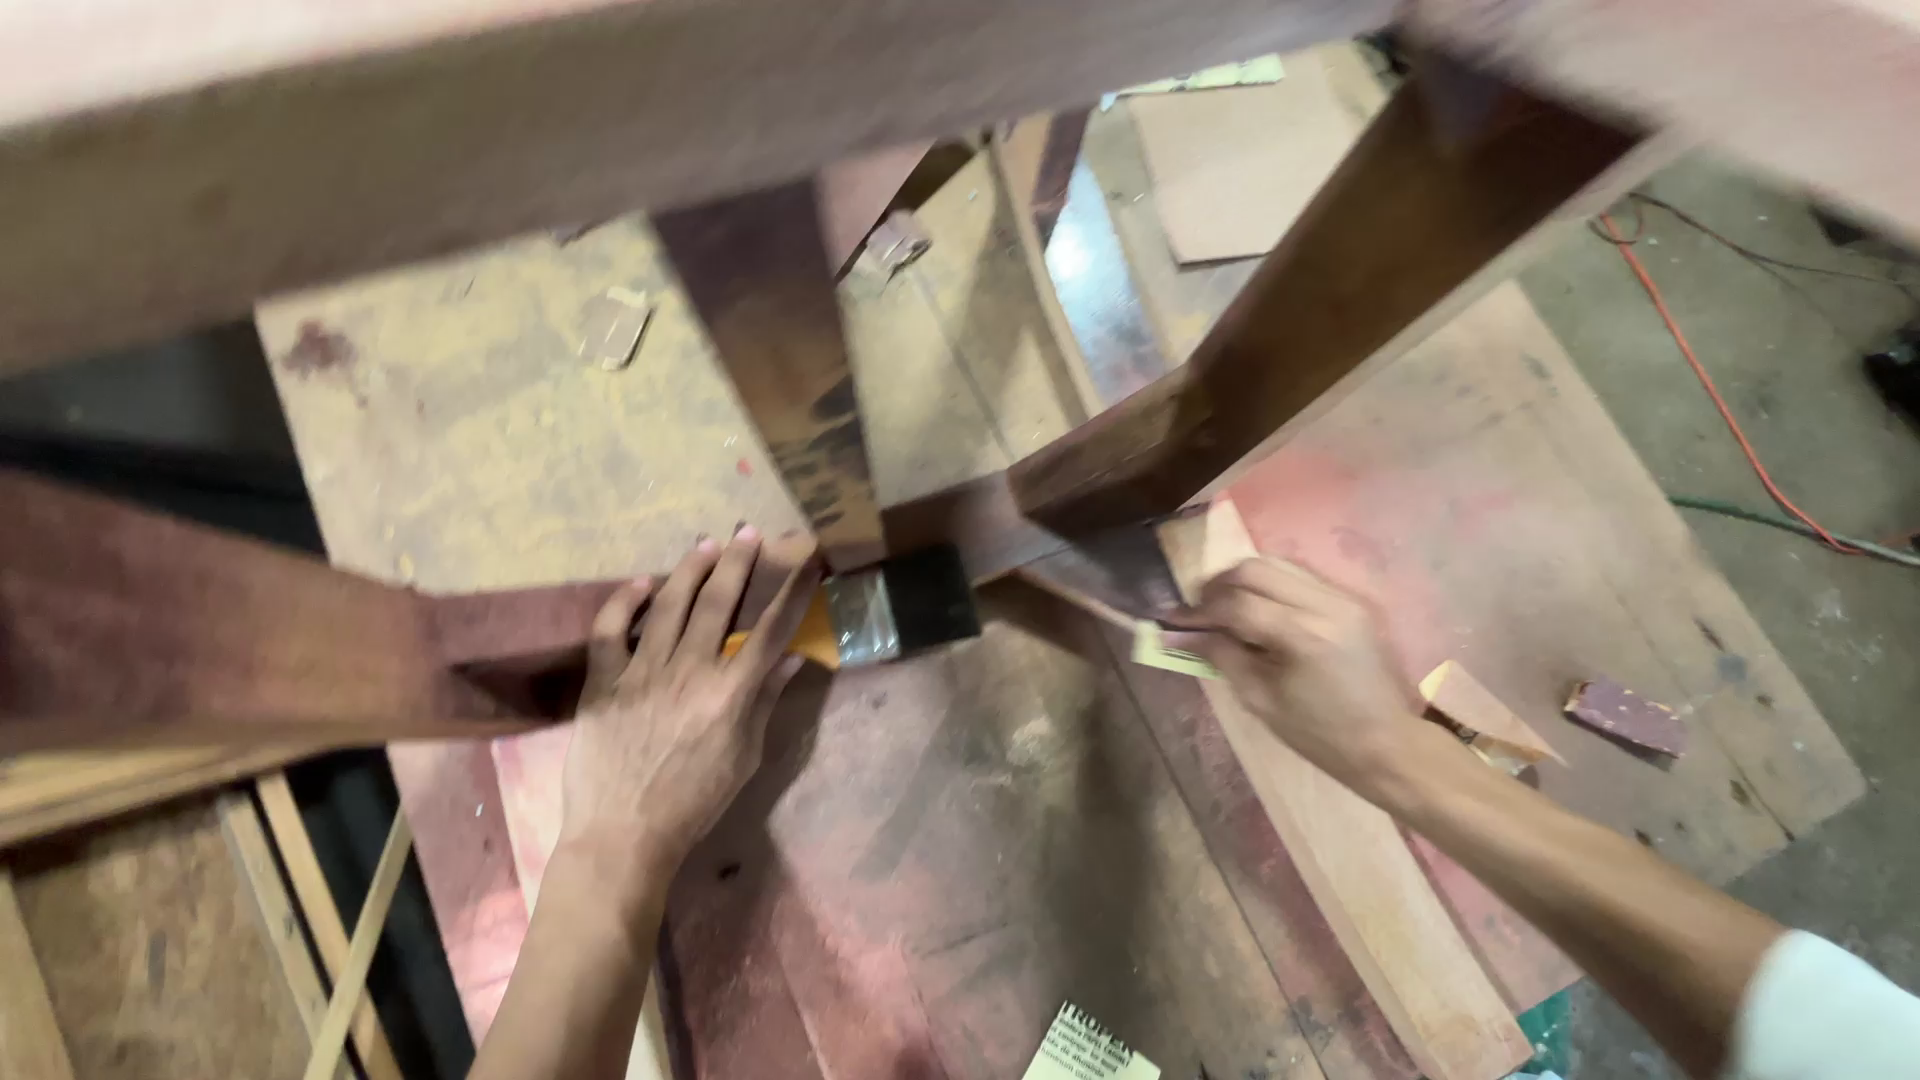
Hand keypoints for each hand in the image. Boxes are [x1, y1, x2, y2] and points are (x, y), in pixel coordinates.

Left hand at [559, 526, 822, 873]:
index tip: (806, 561)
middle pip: (720, 603)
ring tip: (705, 546)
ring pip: (669, 606)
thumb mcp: (746, 757)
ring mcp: (642, 673)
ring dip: (690, 571)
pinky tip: (641, 584)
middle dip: (738, 563)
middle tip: (747, 532)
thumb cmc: (696, 801)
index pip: (772, 629)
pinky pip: (610, 631)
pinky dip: (624, 602)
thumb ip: (765, 702)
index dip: (793, 591)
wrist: (624, 835)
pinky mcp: (602, 682)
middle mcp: (689, 671)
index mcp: (731, 693)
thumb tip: (789, 658)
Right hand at [1171, 556, 1424, 797]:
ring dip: (1242, 580)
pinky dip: (1267, 585)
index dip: (1199, 610)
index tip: (1173, 620)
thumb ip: (1219, 655)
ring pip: (1275, 565)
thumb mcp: (1259, 699)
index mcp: (1303, 634)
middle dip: (1217, 585)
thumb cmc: (1319, 733)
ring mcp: (1342, 597)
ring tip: (1223, 607)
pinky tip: (1255, 610)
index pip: (1237, 603)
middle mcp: (1325, 604)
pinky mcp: (1349, 600)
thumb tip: (1176, 632)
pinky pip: (1296, 577)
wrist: (1388, 744)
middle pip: (1254, 569)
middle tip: (1197, 610)